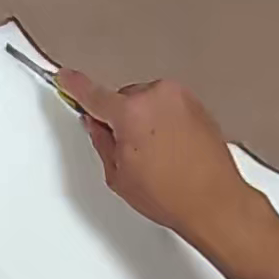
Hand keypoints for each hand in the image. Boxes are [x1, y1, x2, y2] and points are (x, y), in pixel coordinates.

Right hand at [56, 69, 266, 239]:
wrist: (213, 200)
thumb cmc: (172, 193)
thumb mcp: (119, 175)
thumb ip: (102, 142)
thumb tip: (97, 127)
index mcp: (131, 112)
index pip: (93, 94)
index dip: (75, 86)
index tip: (66, 78)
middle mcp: (158, 96)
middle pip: (122, 99)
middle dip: (118, 120)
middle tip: (126, 152)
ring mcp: (181, 97)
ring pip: (144, 102)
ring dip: (141, 121)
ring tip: (153, 156)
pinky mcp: (197, 104)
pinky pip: (165, 106)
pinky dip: (161, 122)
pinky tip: (167, 151)